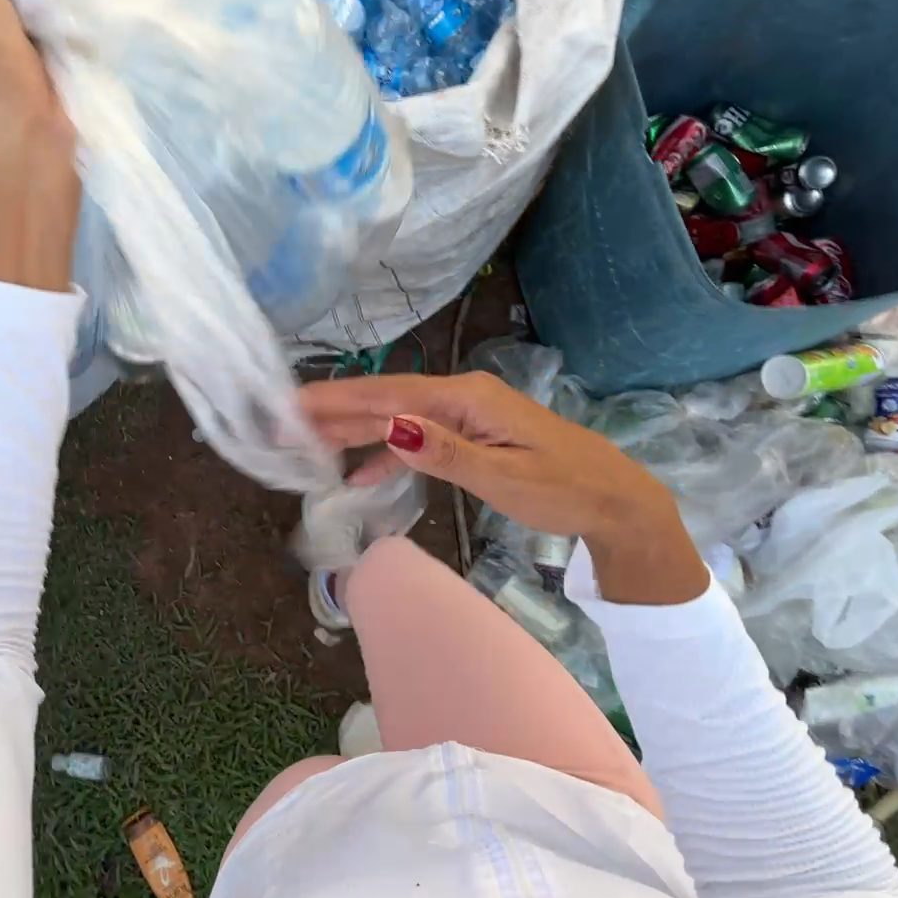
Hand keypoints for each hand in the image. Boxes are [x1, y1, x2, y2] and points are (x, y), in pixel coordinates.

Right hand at [298, 372, 709, 604]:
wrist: (615, 501)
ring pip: (396, 419)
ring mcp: (463, 416)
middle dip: (334, 412)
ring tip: (306, 440)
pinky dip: (386, 453)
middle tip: (282, 421)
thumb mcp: (503, 476)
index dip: (338, 400)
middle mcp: (459, 398)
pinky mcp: (469, 436)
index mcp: (466, 399)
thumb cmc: (563, 489)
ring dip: (353, 431)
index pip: (389, 396)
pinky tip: (360, 471)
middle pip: (385, 402)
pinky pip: (416, 439)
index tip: (294, 403)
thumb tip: (392, 428)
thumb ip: (445, 451)